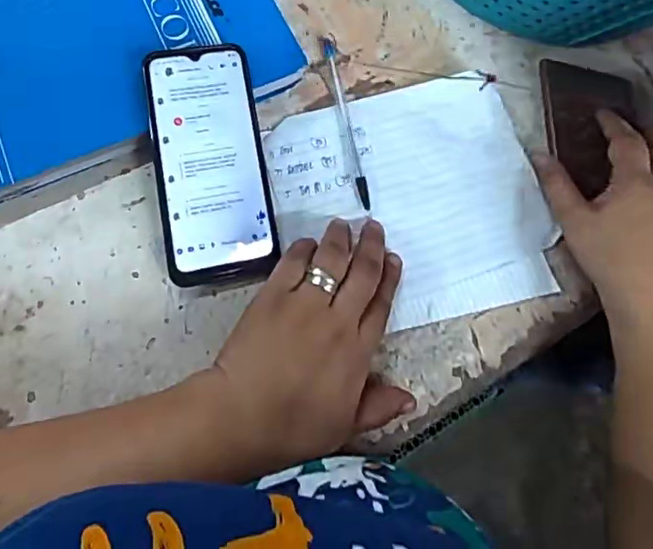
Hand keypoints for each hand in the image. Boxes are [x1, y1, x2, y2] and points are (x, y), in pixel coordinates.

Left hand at [194, 218, 411, 469]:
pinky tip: (308, 242)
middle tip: (374, 227)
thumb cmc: (295, 426)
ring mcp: (304, 303)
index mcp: (357, 351)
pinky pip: (293, 262)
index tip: (394, 258)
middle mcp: (336, 320)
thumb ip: (377, 407)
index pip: (380, 305)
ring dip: (339, 239)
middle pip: (361, 274)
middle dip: (370, 247)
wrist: (243, 413)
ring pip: (329, 260)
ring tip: (343, 225)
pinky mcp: (273, 294)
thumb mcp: (344, 427)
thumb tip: (409, 396)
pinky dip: (303, 248)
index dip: (389, 278)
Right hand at [535, 112, 652, 328]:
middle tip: (632, 124)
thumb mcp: (573, 220)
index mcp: (636, 181)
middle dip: (649, 132)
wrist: (652, 301)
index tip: (602, 113)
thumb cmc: (608, 257)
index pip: (627, 141)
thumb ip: (556, 184)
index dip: (614, 124)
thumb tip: (539, 154)